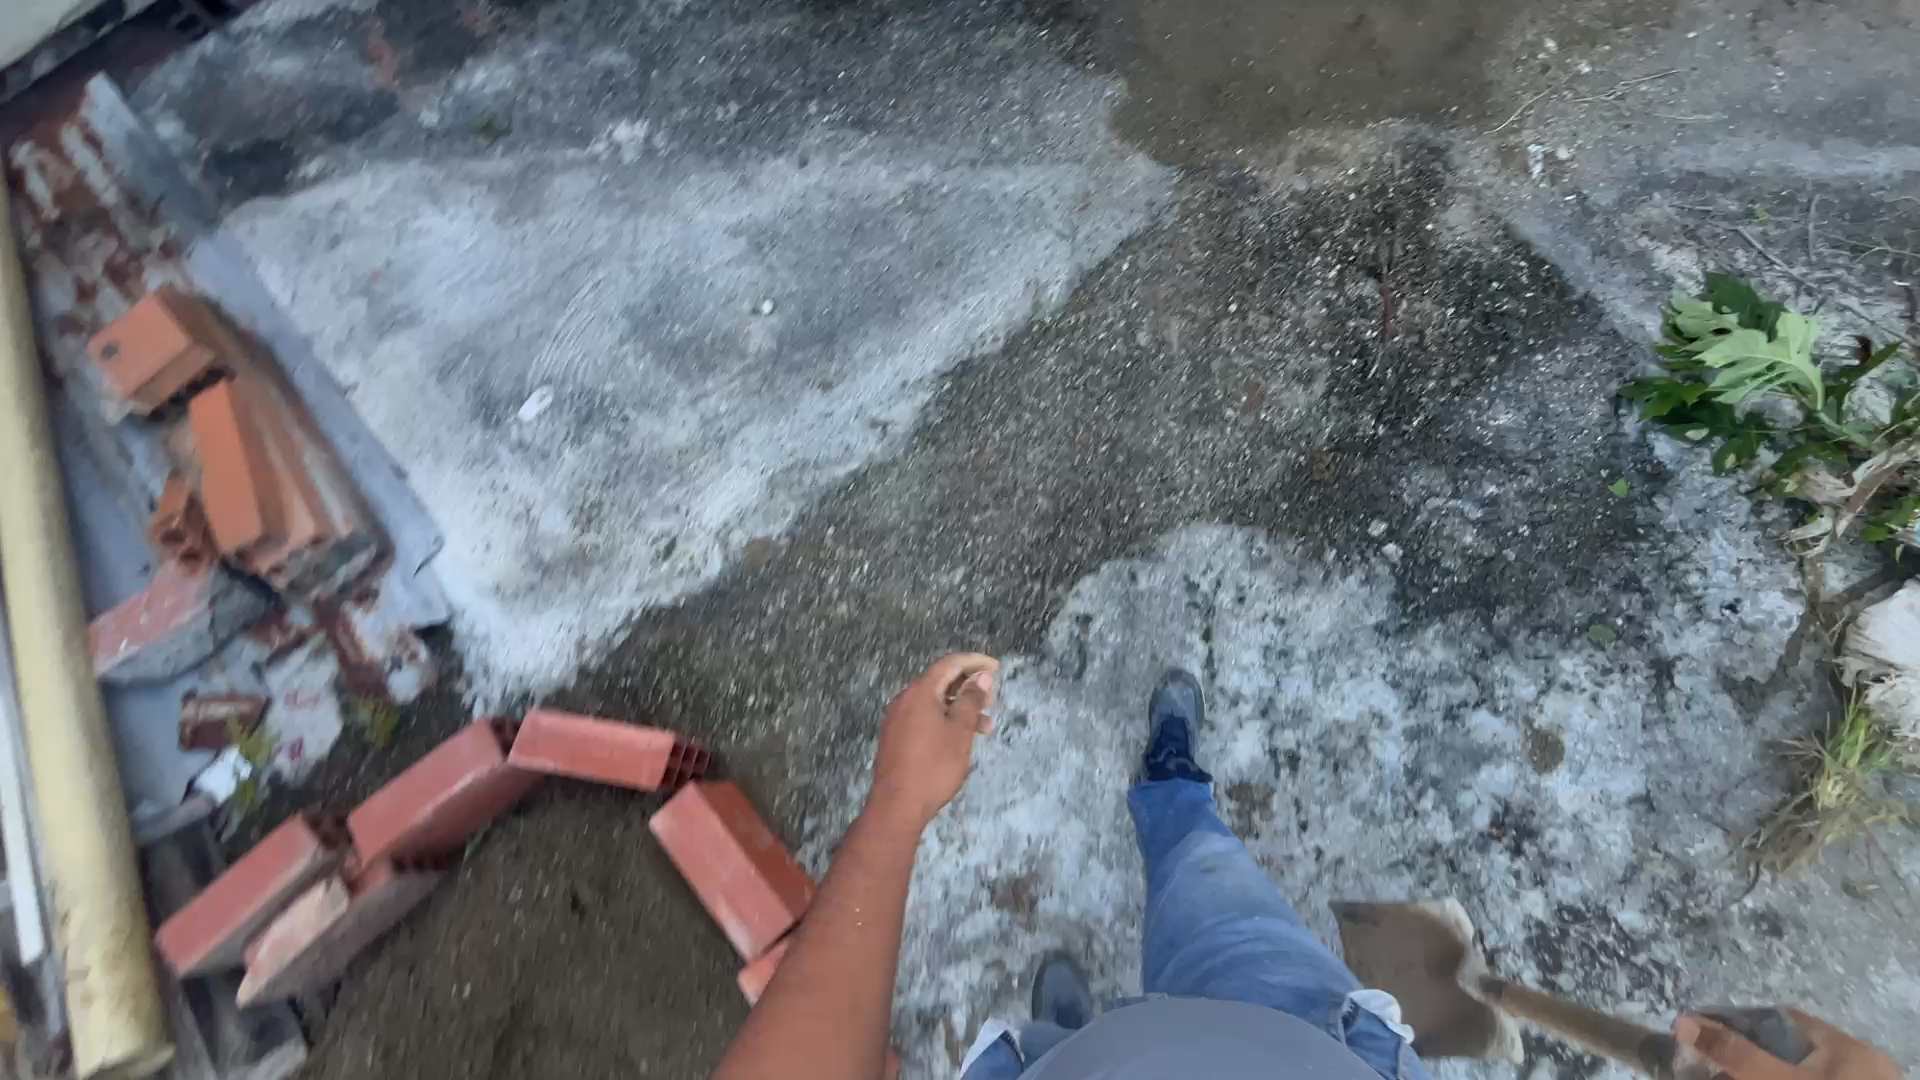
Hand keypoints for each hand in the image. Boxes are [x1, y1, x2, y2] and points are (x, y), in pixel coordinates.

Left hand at [865, 653, 999, 832]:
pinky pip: (924, 717)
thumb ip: (971, 700)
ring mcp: (897, 719)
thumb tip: (981, 677)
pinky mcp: (895, 737)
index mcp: (920, 692)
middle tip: (992, 701)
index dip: (975, 662)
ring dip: (960, 708)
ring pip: (934, 703)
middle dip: (969, 687)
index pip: (949, 664)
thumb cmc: (934, 766)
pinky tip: (959, 739)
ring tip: (984, 729)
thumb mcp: (960, 732)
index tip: (996, 668)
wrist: (897, 806)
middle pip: (940, 682)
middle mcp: (904, 700)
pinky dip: (944, 720)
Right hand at [1675, 1010, 1902, 1079]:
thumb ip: (1731, 1050)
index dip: (1741, 1019)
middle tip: (1716, 1059)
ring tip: (1730, 1074)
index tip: (1710, 1031)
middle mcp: (1862, 1067)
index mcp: (1850, 1048)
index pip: (1783, 1017)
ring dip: (1761, 1070)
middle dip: (1749, 1050)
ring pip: (1796, 1071)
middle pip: (1788, 1046)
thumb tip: (1681, 1021)